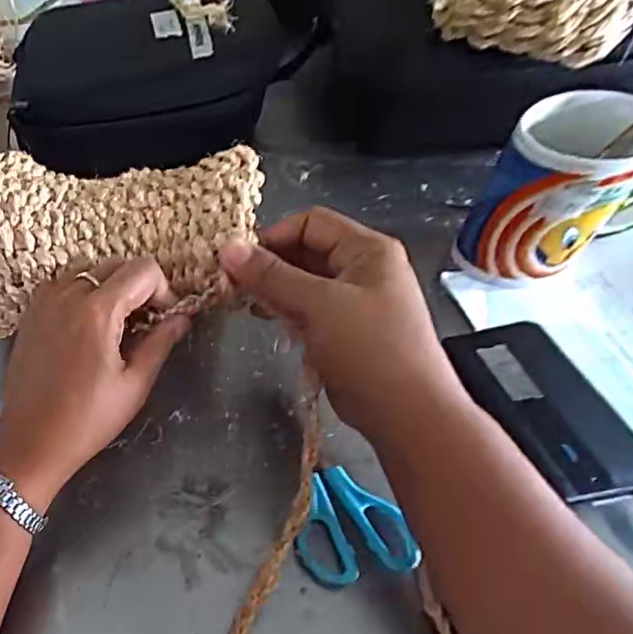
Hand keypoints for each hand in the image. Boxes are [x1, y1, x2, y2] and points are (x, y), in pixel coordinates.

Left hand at [0, 259, 190, 507]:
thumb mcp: (133, 386)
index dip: (163, 290)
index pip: (143, 270)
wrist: (31, 440)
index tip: (164, 318)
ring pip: (88, 272)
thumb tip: (181, 319)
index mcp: (96, 311)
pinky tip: (85, 331)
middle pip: (115, 266)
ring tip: (114, 329)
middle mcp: (66, 295)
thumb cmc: (86, 421)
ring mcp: (43, 302)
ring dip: (108, 290)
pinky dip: (81, 296)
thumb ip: (159, 344)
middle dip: (137, 289)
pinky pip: (62, 287)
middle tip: (143, 326)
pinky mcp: (29, 314)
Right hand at [218, 207, 463, 436]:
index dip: (272, 237)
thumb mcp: (318, 305)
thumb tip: (228, 249)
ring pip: (304, 285)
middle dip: (269, 267)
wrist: (404, 409)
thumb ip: (272, 276)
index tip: (237, 262)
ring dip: (275, 292)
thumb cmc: (369, 349)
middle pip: (305, 253)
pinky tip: (270, 324)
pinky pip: (309, 312)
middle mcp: (362, 270)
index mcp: (367, 250)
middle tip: (234, 286)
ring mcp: (353, 303)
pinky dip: (287, 314)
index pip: (310, 223)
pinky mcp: (343, 332)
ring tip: (246, 305)